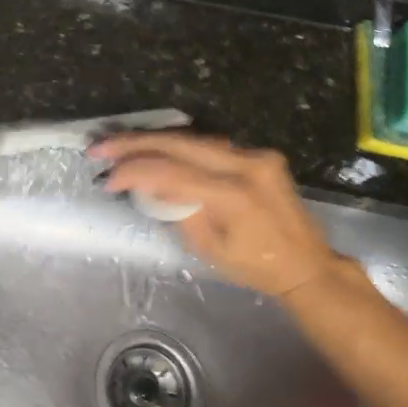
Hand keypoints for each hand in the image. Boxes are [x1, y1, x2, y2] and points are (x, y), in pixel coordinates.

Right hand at [90, 132, 343, 296]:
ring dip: (154, 141)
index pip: (171, 172)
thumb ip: (178, 209)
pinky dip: (180, 147)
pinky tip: (156, 149)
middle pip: (179, 143)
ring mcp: (256, 156)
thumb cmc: (255, 267)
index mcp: (234, 195)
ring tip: (120, 145)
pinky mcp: (260, 155)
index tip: (107, 178)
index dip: (134, 171)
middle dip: (134, 143)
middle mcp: (246, 165)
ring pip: (193, 139)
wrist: (307, 264)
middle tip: (100, 147)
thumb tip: (147, 183)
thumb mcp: (209, 248)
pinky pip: (210, 146)